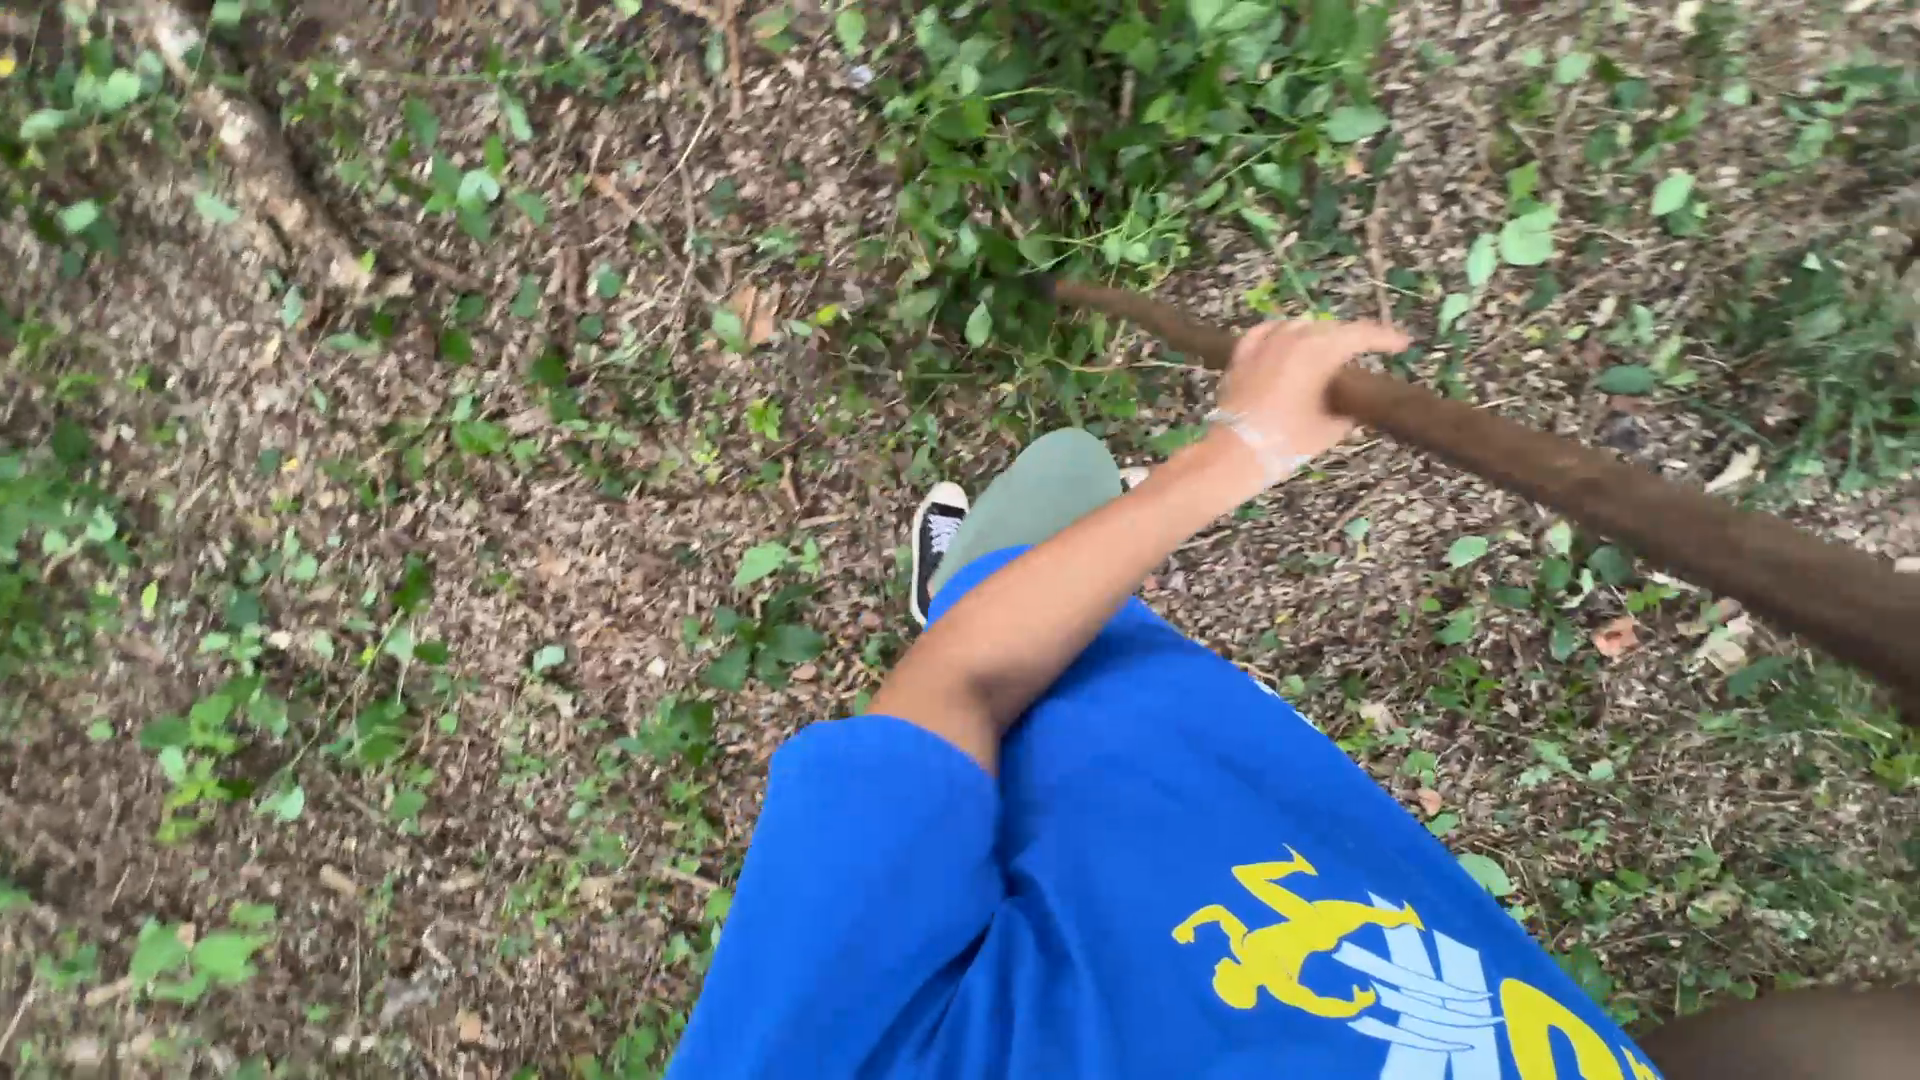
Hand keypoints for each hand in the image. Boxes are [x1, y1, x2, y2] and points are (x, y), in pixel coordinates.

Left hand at [1213, 318, 1410, 476]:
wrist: (1235, 452)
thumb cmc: (1287, 442)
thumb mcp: (1331, 428)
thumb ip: (1349, 409)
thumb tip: (1354, 405)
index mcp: (1320, 350)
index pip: (1361, 334)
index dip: (1385, 338)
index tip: (1402, 344)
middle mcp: (1292, 338)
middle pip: (1330, 329)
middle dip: (1350, 338)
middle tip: (1366, 350)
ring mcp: (1263, 344)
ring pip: (1297, 326)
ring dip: (1315, 334)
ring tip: (1327, 348)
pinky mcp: (1241, 357)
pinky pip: (1263, 333)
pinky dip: (1278, 333)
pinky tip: (1284, 337)